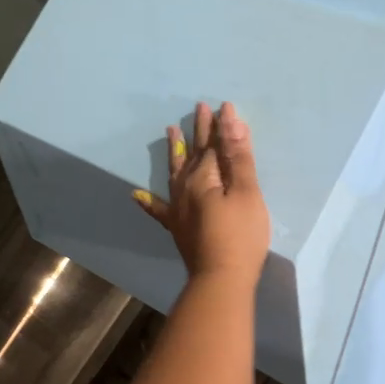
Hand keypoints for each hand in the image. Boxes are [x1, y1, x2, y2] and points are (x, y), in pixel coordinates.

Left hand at [135, 102, 270, 285]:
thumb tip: (230, 122)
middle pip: (194, 154)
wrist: (221, 278)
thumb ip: (238, 157)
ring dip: (175, 152)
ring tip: (170, 132)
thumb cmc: (241, 236)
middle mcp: (186, 188)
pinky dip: (149, 201)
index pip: (214, 144)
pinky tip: (137, 195)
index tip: (223, 105)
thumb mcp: (246, 193)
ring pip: (174, 173)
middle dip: (199, 131)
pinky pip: (159, 210)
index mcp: (205, 177)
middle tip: (199, 108)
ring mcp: (178, 209)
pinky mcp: (177, 228)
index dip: (220, 125)